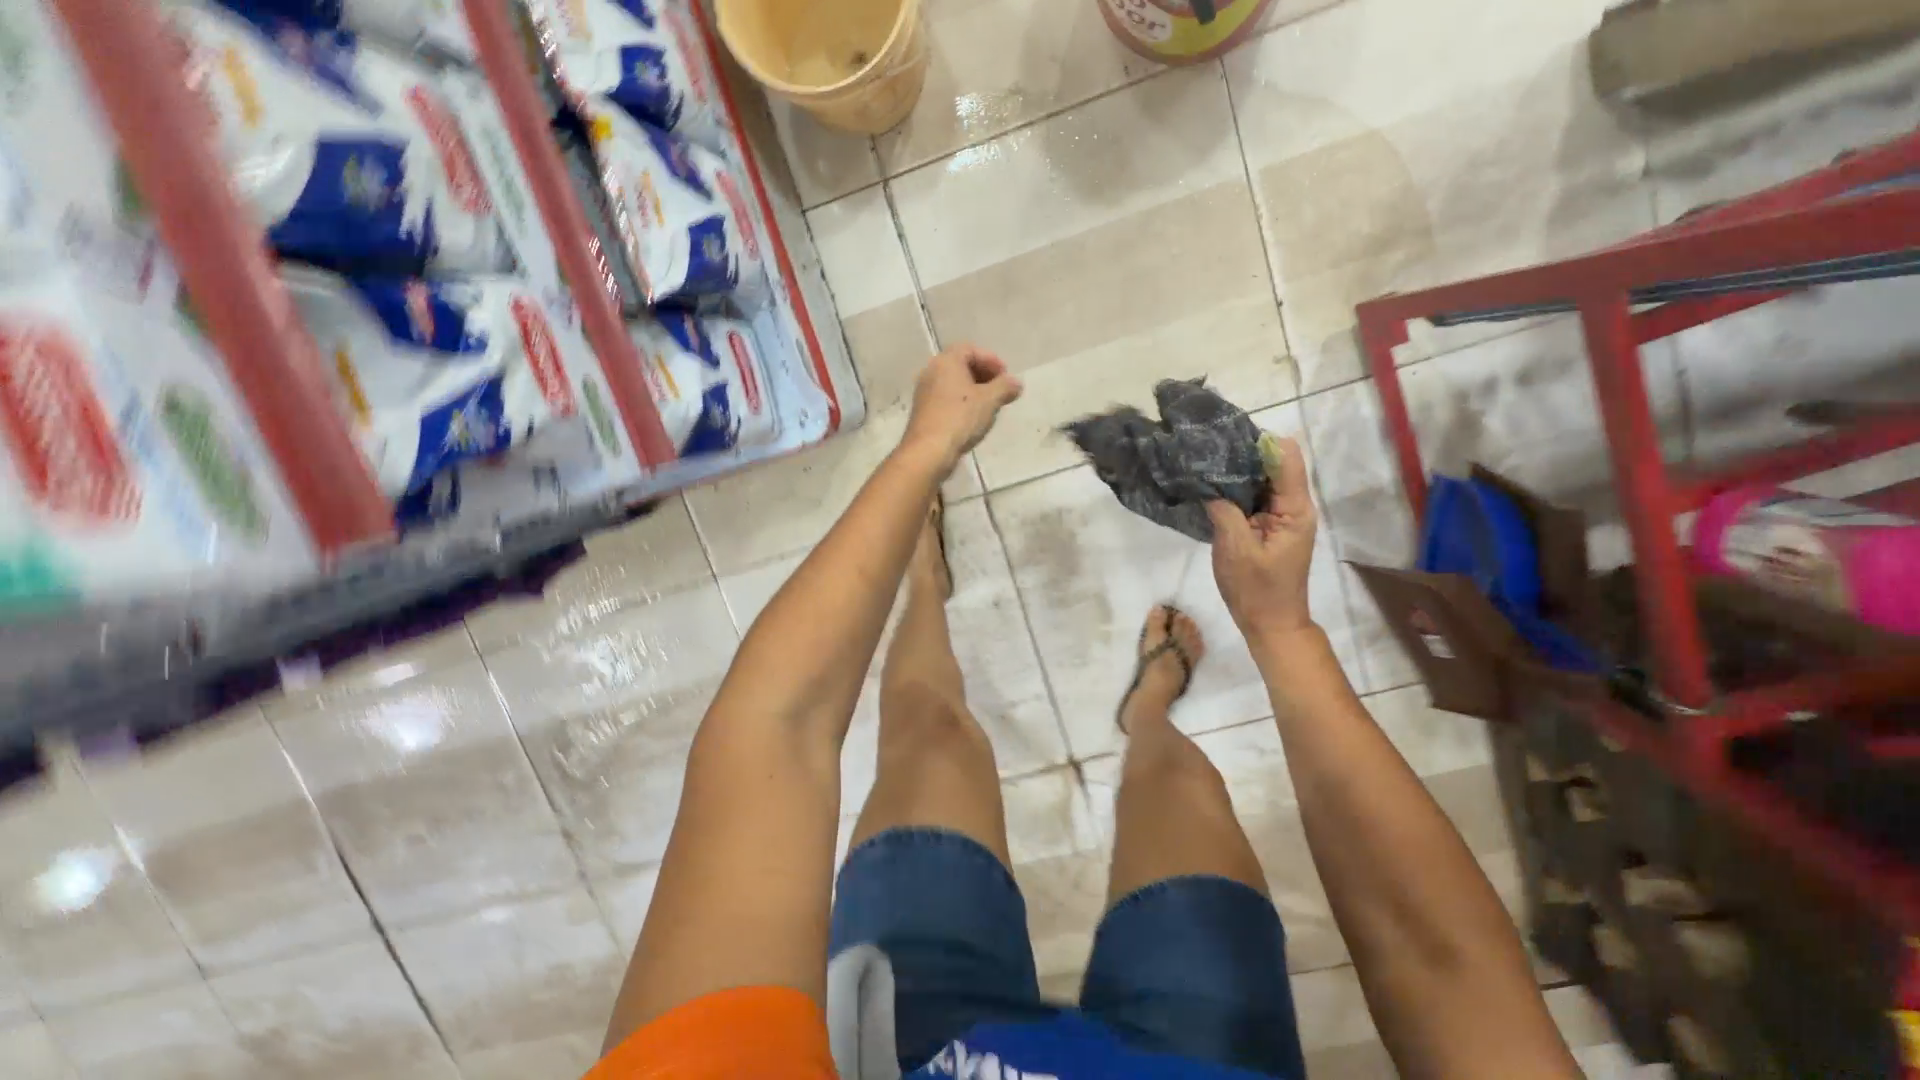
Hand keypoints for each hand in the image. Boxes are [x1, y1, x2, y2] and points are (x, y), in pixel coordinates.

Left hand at [903, 345, 1022, 467]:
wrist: (928, 450)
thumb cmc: (960, 418)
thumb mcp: (990, 400)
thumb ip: (1005, 387)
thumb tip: (1016, 383)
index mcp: (946, 361)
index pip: (970, 349)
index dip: (991, 360)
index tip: (1005, 377)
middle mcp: (931, 371)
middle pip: (961, 365)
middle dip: (983, 375)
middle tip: (1000, 390)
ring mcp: (924, 392)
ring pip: (953, 383)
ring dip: (973, 390)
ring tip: (989, 406)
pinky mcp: (923, 411)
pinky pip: (946, 398)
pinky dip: (961, 401)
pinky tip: (972, 418)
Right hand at [1207, 435, 1317, 647]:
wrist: (1270, 625)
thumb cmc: (1256, 590)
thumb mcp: (1235, 549)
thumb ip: (1225, 509)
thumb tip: (1208, 478)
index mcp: (1295, 509)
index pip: (1285, 457)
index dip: (1257, 442)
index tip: (1224, 437)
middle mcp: (1294, 505)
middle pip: (1273, 463)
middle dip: (1242, 453)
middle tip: (1204, 446)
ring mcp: (1281, 515)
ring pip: (1261, 478)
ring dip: (1235, 471)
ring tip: (1202, 460)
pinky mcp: (1268, 525)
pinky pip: (1253, 497)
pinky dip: (1234, 489)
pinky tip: (1209, 485)